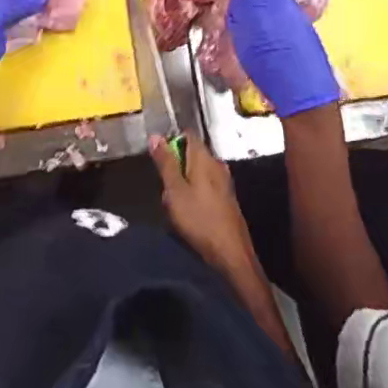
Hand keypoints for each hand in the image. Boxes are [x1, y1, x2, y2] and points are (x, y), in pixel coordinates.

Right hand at [148, 133, 259, 276]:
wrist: (231, 253)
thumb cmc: (199, 219)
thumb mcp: (175, 191)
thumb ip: (166, 163)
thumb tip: (156, 135)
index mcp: (205, 158)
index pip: (188, 135)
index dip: (171, 139)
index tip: (157, 155)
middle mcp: (217, 164)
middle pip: (192, 153)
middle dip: (175, 163)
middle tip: (163, 183)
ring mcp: (224, 181)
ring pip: (197, 170)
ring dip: (183, 179)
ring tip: (173, 199)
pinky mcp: (226, 196)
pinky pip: (205, 183)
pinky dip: (193, 189)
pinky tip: (187, 208)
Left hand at [226, 0, 339, 116]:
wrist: (300, 93)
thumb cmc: (311, 61)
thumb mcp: (304, 27)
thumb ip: (289, 9)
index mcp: (279, 6)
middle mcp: (257, 15)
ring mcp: (244, 30)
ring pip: (236, 5)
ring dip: (243, 0)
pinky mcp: (239, 45)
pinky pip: (233, 23)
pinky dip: (237, 16)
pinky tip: (243, 17)